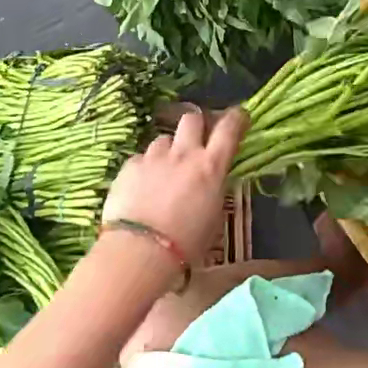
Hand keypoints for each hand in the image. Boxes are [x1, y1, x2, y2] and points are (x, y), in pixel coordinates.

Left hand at [103, 107, 247, 267]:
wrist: (140, 251)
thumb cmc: (186, 244)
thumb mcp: (213, 217)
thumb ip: (213, 191)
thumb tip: (211, 182)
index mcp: (211, 166)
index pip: (229, 128)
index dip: (236, 118)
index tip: (238, 117)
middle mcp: (184, 154)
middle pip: (192, 119)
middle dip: (195, 125)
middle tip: (193, 142)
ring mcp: (154, 157)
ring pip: (164, 139)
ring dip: (167, 151)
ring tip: (163, 173)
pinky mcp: (129, 166)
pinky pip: (141, 159)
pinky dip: (144, 169)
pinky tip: (141, 189)